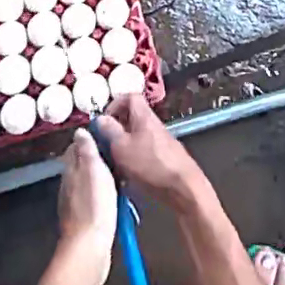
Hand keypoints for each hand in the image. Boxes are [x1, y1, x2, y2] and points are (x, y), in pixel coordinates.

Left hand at [57, 129, 116, 284]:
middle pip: (82, 164)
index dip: (90, 140)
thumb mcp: (94, 169)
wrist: (90, 247)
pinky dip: (103, 196)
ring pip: (88, 182)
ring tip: (120, 177)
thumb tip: (79, 131)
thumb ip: (87, 150)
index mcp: (70, 170)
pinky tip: (115, 199)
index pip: (75, 147)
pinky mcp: (84, 220)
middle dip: (98, 160)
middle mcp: (69, 185)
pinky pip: (93, 200)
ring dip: (102, 178)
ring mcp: (75, 203)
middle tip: (117, 158)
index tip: (107, 138)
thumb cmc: (95, 204)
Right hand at [96, 93, 204, 208]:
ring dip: (123, 147)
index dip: (114, 105)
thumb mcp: (121, 147)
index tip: (103, 120)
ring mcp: (160, 142)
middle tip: (105, 144)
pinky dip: (133, 161)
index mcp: (144, 116)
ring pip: (136, 137)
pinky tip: (127, 176)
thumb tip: (100, 119)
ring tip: (113, 163)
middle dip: (116, 130)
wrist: (183, 188)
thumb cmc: (151, 165)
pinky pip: (143, 153)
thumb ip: (109, 131)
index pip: (129, 97)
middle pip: (131, 118)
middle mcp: (154, 125)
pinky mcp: (164, 159)